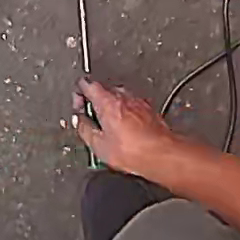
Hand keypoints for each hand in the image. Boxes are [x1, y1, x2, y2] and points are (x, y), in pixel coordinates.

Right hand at [72, 78, 188, 178]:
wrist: (161, 154)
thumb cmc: (134, 150)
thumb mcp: (99, 145)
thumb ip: (85, 129)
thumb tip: (80, 121)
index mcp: (107, 101)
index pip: (87, 84)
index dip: (79, 92)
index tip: (78, 103)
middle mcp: (123, 96)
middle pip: (103, 90)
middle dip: (96, 102)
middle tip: (92, 118)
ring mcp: (137, 101)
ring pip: (119, 98)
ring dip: (112, 108)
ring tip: (110, 127)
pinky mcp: (148, 109)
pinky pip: (131, 106)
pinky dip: (125, 113)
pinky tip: (126, 130)